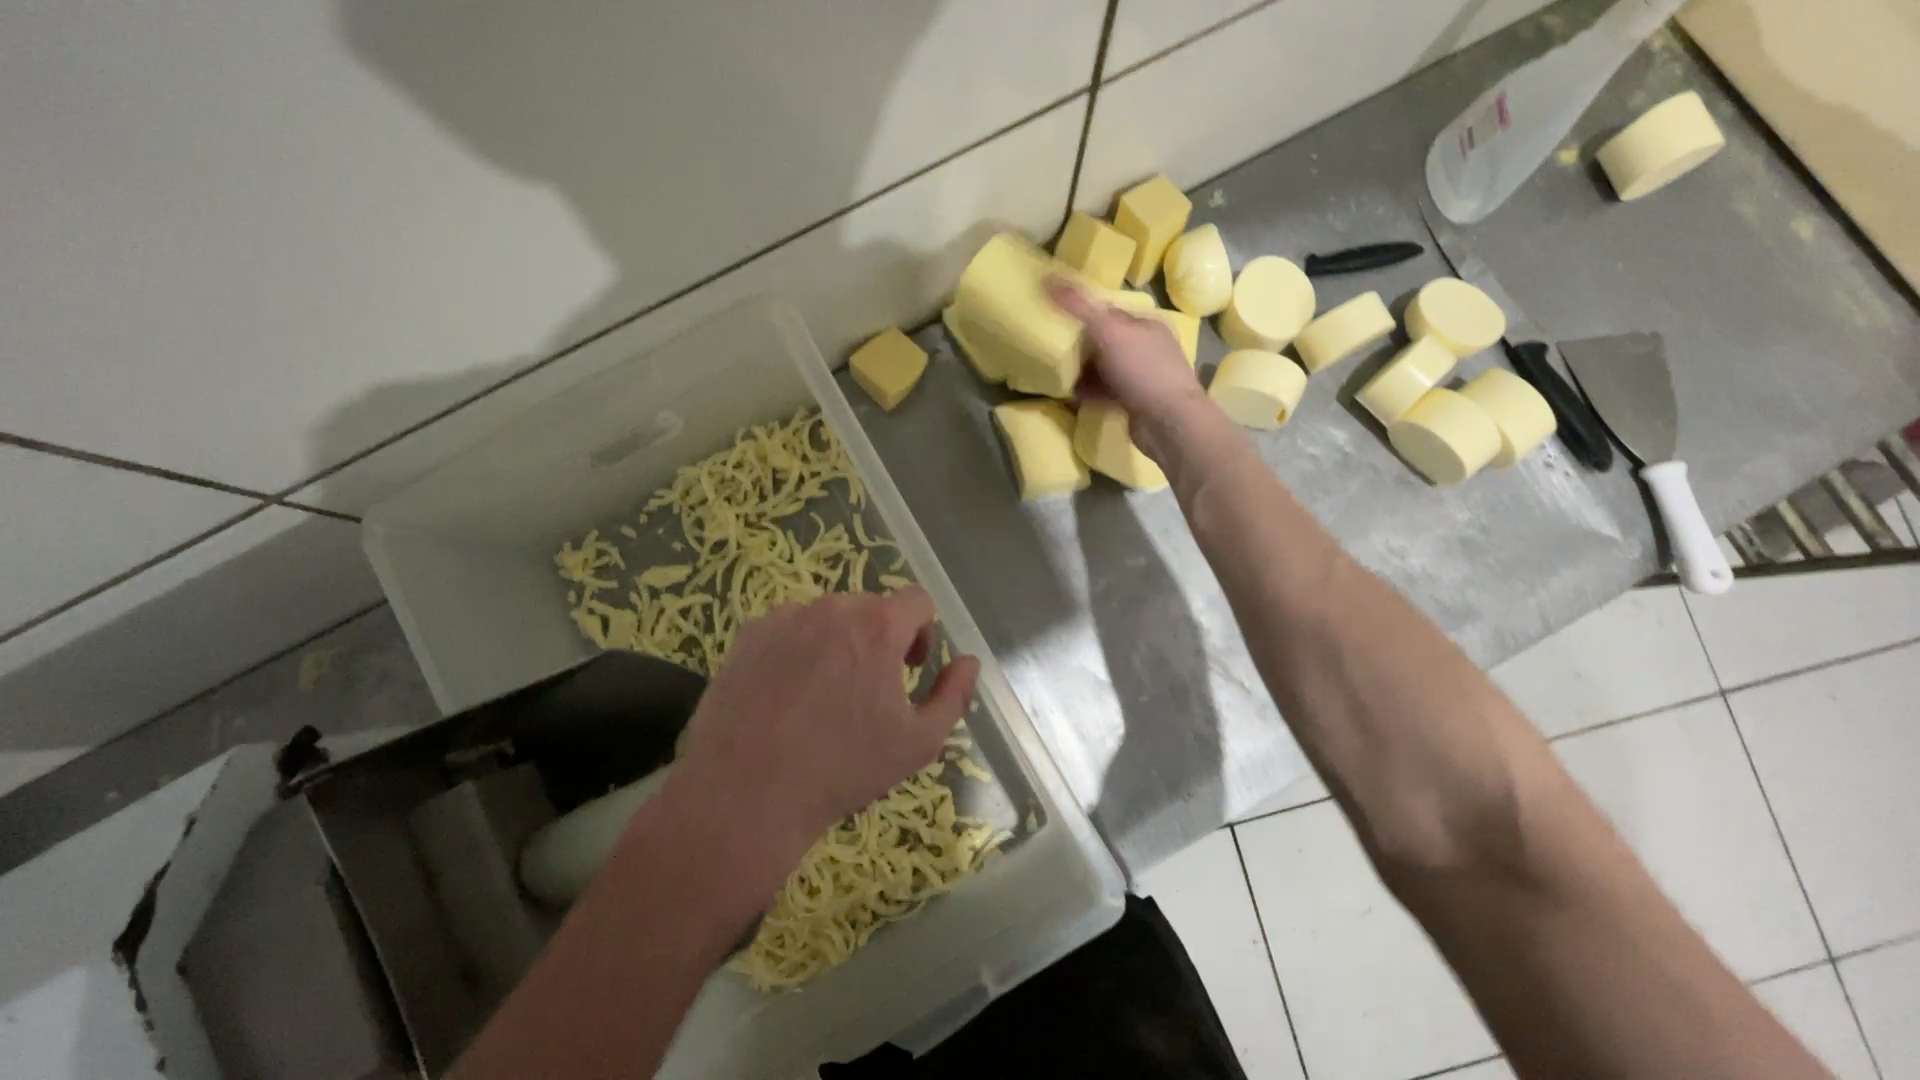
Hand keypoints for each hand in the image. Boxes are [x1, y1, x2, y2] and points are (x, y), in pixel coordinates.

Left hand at [674, 587, 980, 862]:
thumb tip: (969, 662)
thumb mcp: (919, 743)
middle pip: (869, 607)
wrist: (748, 792)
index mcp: (878, 626)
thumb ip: (953, 695)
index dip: (922, 632)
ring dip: (836, 643)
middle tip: (868, 690)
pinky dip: (795, 651)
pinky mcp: (746, 636)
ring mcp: (783, 619)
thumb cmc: (843, 768)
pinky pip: (785, 630)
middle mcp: (830, 608)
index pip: (917, 600)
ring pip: (825, 618)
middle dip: (879, 639)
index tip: (909, 670)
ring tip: (822, 696)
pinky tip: (785, 696)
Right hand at [1047, 278, 1208, 427]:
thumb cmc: (1142, 370)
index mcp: (1147, 323)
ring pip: (1104, 367)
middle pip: (1105, 339)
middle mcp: (1147, 347)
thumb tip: (1048, 278)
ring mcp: (1142, 376)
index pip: (1109, 311)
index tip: (1054, 316)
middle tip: (1050, 344)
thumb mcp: (1108, 331)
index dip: (1082, 311)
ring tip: (1054, 369)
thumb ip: (1079, 306)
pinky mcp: (1134, 401)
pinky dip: (1088, 390)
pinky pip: (1105, 390)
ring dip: (1082, 369)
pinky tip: (1068, 393)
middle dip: (1080, 343)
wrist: (1168, 423)